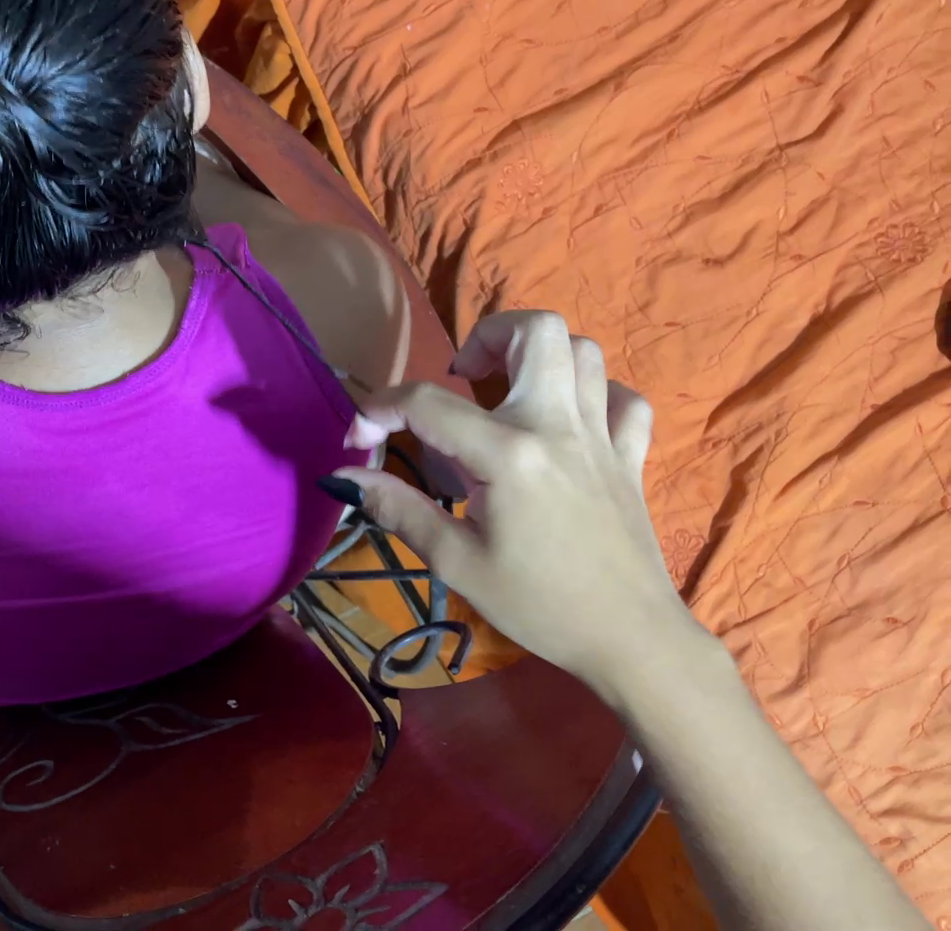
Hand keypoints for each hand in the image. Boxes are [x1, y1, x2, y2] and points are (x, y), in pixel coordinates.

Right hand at [328, 310, 717, 700]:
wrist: (632, 640)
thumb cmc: (537, 603)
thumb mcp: (453, 560)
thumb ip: (396, 507)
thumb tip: (342, 476)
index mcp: (507, 455)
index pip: (425, 403)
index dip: (378, 411)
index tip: (359, 440)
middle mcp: (557, 427)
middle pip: (534, 333)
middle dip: (483, 338)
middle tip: (457, 375)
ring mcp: (602, 437)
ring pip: (582, 350)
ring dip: (533, 356)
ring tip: (501, 389)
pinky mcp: (630, 455)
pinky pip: (621, 396)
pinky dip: (589, 392)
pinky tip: (561, 418)